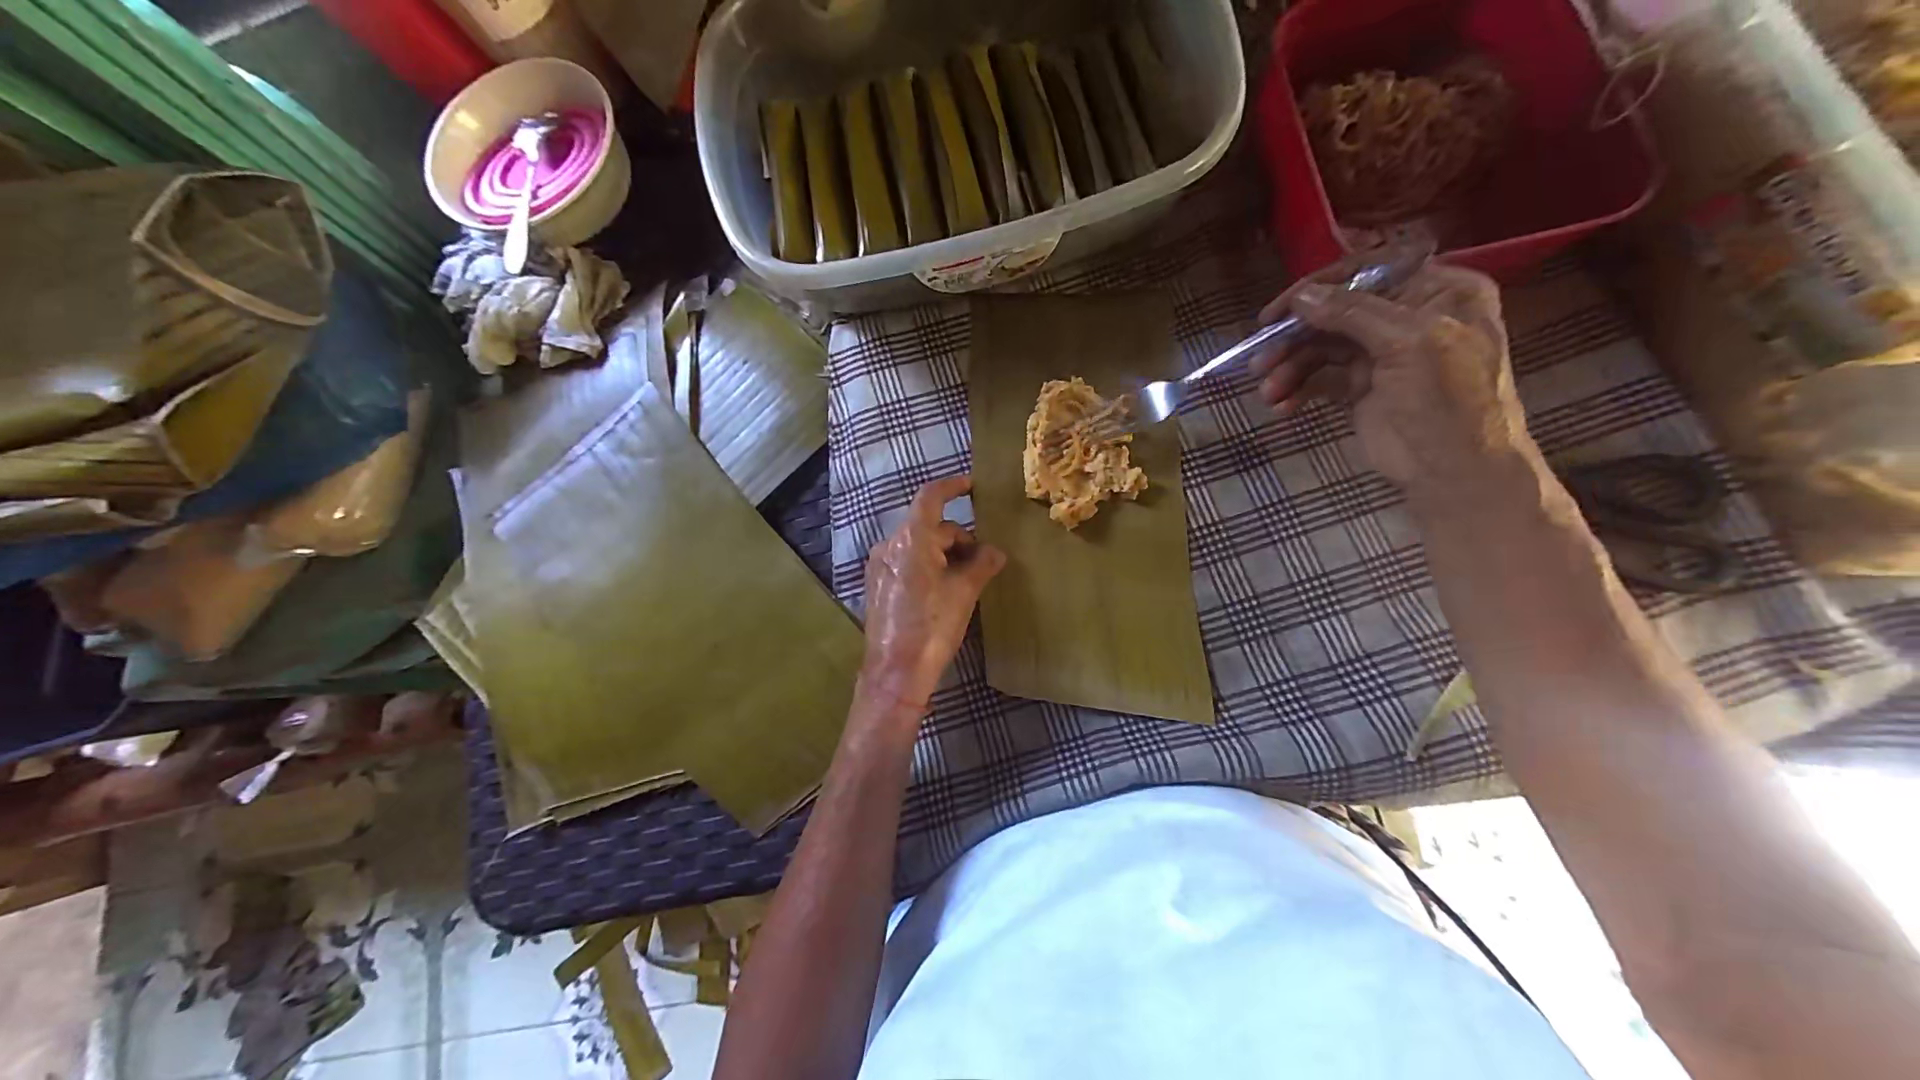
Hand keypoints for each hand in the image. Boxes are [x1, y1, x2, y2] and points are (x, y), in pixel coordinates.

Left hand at [859, 475, 1005, 712]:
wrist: (896, 671)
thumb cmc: (933, 626)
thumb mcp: (965, 592)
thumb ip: (982, 564)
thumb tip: (994, 552)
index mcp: (910, 538)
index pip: (931, 497)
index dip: (952, 486)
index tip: (972, 486)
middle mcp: (889, 545)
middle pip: (929, 526)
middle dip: (958, 537)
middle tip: (983, 560)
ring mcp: (879, 565)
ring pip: (918, 546)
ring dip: (943, 554)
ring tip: (966, 579)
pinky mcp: (876, 585)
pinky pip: (906, 563)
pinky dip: (927, 566)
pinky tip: (943, 590)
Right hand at [1248, 264, 1538, 495]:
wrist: (1455, 471)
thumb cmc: (1447, 399)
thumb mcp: (1407, 343)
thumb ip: (1353, 313)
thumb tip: (1302, 296)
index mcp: (1437, 291)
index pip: (1369, 273)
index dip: (1321, 288)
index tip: (1278, 311)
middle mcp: (1409, 317)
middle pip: (1337, 313)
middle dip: (1296, 337)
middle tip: (1260, 359)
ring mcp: (1383, 355)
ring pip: (1322, 348)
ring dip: (1290, 368)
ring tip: (1268, 391)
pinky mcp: (1362, 389)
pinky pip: (1320, 379)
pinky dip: (1297, 390)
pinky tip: (1281, 406)